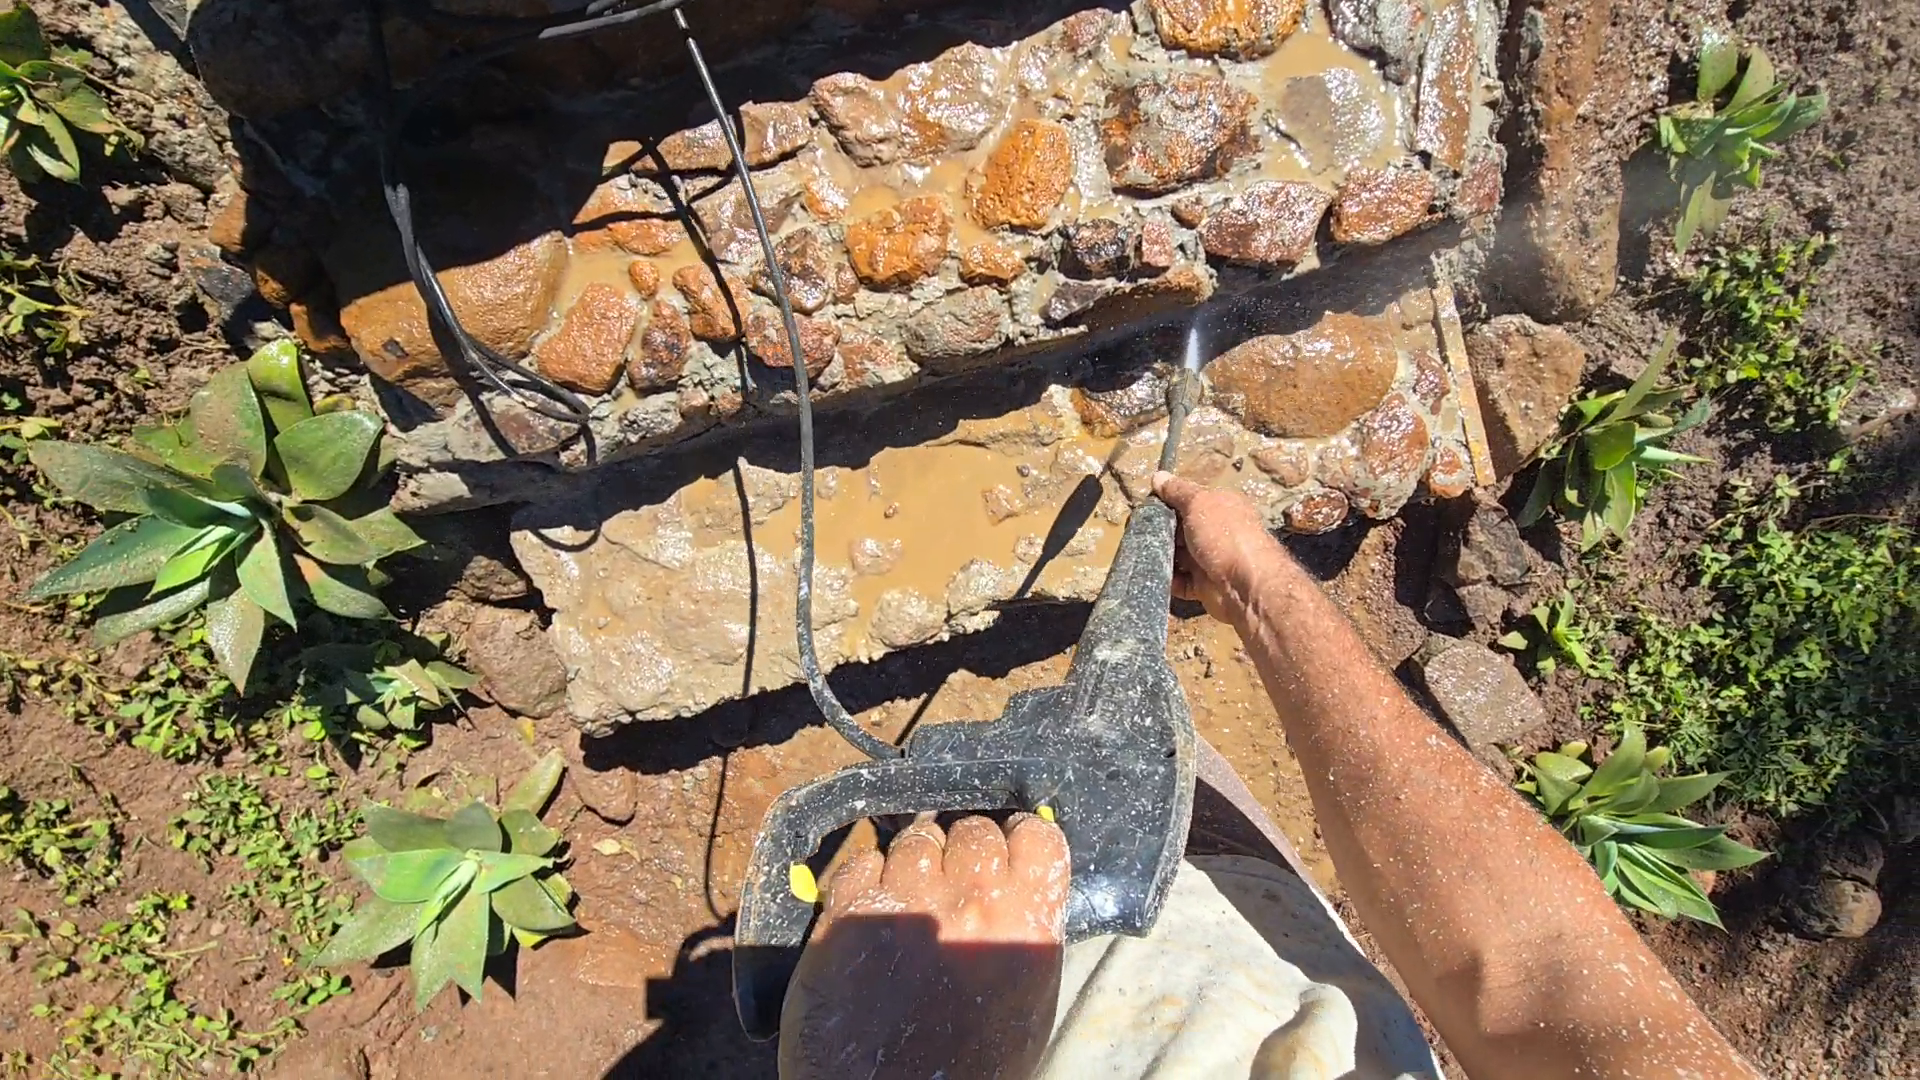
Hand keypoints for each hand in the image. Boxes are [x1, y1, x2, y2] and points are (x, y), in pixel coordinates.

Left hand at [778, 815, 1069, 1079]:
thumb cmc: (969, 1067)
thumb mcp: (1028, 1004)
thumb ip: (1029, 928)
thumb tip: (1021, 881)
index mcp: (1025, 922)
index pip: (1037, 836)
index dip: (1021, 836)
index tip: (1009, 846)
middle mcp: (970, 900)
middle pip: (974, 827)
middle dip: (965, 848)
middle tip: (954, 878)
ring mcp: (908, 898)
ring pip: (917, 837)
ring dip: (916, 860)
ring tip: (911, 897)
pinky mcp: (852, 908)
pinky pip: (866, 860)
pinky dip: (869, 879)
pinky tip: (875, 912)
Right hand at [1152, 470, 1283, 626]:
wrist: (1244, 585)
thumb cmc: (1223, 536)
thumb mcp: (1198, 503)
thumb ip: (1177, 491)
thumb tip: (1158, 476)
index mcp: (1221, 507)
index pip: (1190, 501)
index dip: (1167, 502)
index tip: (1144, 507)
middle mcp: (1217, 532)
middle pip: (1180, 529)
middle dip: (1160, 531)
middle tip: (1137, 532)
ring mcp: (1210, 559)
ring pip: (1177, 555)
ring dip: (1161, 555)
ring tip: (1140, 553)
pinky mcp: (1203, 584)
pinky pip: (1179, 580)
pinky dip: (1167, 578)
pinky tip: (1152, 573)